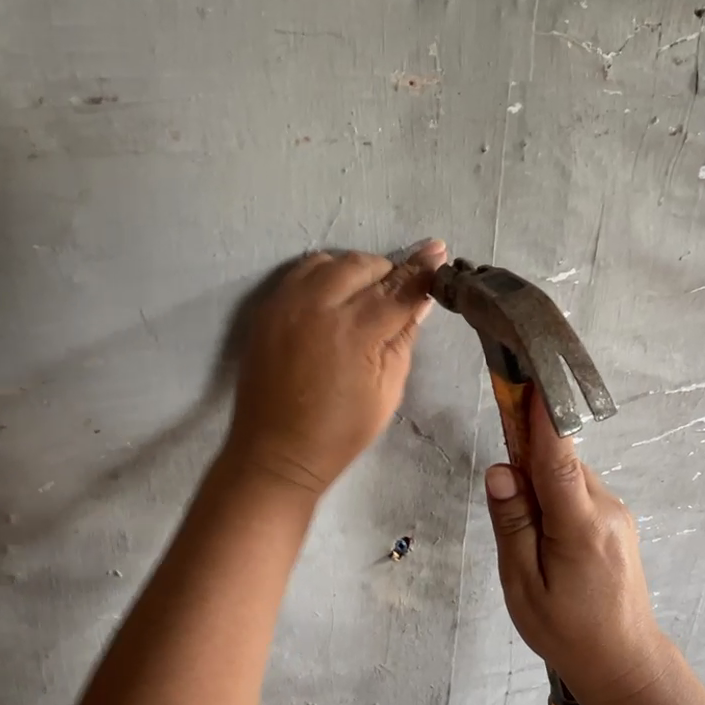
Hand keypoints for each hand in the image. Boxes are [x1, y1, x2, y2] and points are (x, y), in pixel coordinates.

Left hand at [224, 240, 447, 496]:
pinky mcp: (267, 309)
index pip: (400, 287)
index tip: (438, 252)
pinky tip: (330, 300)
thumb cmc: (341, 431)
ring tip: (360, 297)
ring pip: (330, 261)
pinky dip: (322, 277)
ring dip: (353, 271)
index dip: (423, 270)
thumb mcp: (388, 390)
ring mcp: (287, 303)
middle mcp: (319, 306)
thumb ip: (403, 337)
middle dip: (386, 273)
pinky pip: (300, 273)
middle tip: (394, 296)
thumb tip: (420, 298)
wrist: (276, 452)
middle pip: (365, 264)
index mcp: (356, 330)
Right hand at [484, 391, 670, 704]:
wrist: (625, 663)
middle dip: (527, 462)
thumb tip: (501, 470)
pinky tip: (546, 537)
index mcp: (580, 525)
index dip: (542, 415)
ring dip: (541, 485)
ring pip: (569, 477)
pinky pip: (579, 492)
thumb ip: (513, 524)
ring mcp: (617, 513)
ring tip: (526, 535)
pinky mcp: (618, 521)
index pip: (558, 457)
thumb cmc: (567, 631)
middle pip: (561, 463)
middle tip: (501, 494)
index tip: (529, 376)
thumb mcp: (523, 584)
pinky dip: (556, 498)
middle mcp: (606, 509)